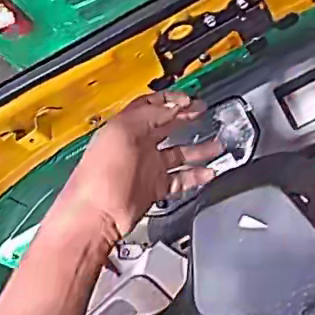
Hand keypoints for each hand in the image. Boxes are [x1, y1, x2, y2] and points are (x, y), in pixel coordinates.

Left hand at [53, 91, 223, 246]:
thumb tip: (173, 105)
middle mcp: (137, 145)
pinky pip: (180, 179)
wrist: (96, 215)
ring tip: (218, 144)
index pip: (151, 106)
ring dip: (199, 149)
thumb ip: (151, 115)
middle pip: (167, 126)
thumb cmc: (101, 176)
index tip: (190, 98)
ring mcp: (146, 167)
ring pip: (179, 153)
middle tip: (204, 112)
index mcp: (126, 127)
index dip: (171, 99)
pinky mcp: (153, 188)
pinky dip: (196, 176)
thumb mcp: (125, 132)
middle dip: (187, 118)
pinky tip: (209, 172)